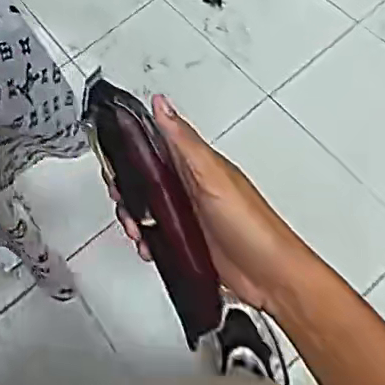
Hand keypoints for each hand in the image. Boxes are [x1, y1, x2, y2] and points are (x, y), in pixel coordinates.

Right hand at [107, 95, 316, 311]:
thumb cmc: (252, 225)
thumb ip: (183, 141)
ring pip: (148, 206)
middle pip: (146, 176)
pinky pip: (157, 234)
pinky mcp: (189, 241)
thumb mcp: (211, 176)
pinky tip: (147, 245)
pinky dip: (147, 239)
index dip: (131, 143)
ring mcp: (189, 214)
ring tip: (135, 227)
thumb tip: (161, 103)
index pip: (156, 141)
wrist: (273, 280)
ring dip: (134, 214)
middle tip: (120, 195)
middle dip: (126, 185)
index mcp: (195, 162)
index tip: (112, 148)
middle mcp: (190, 185)